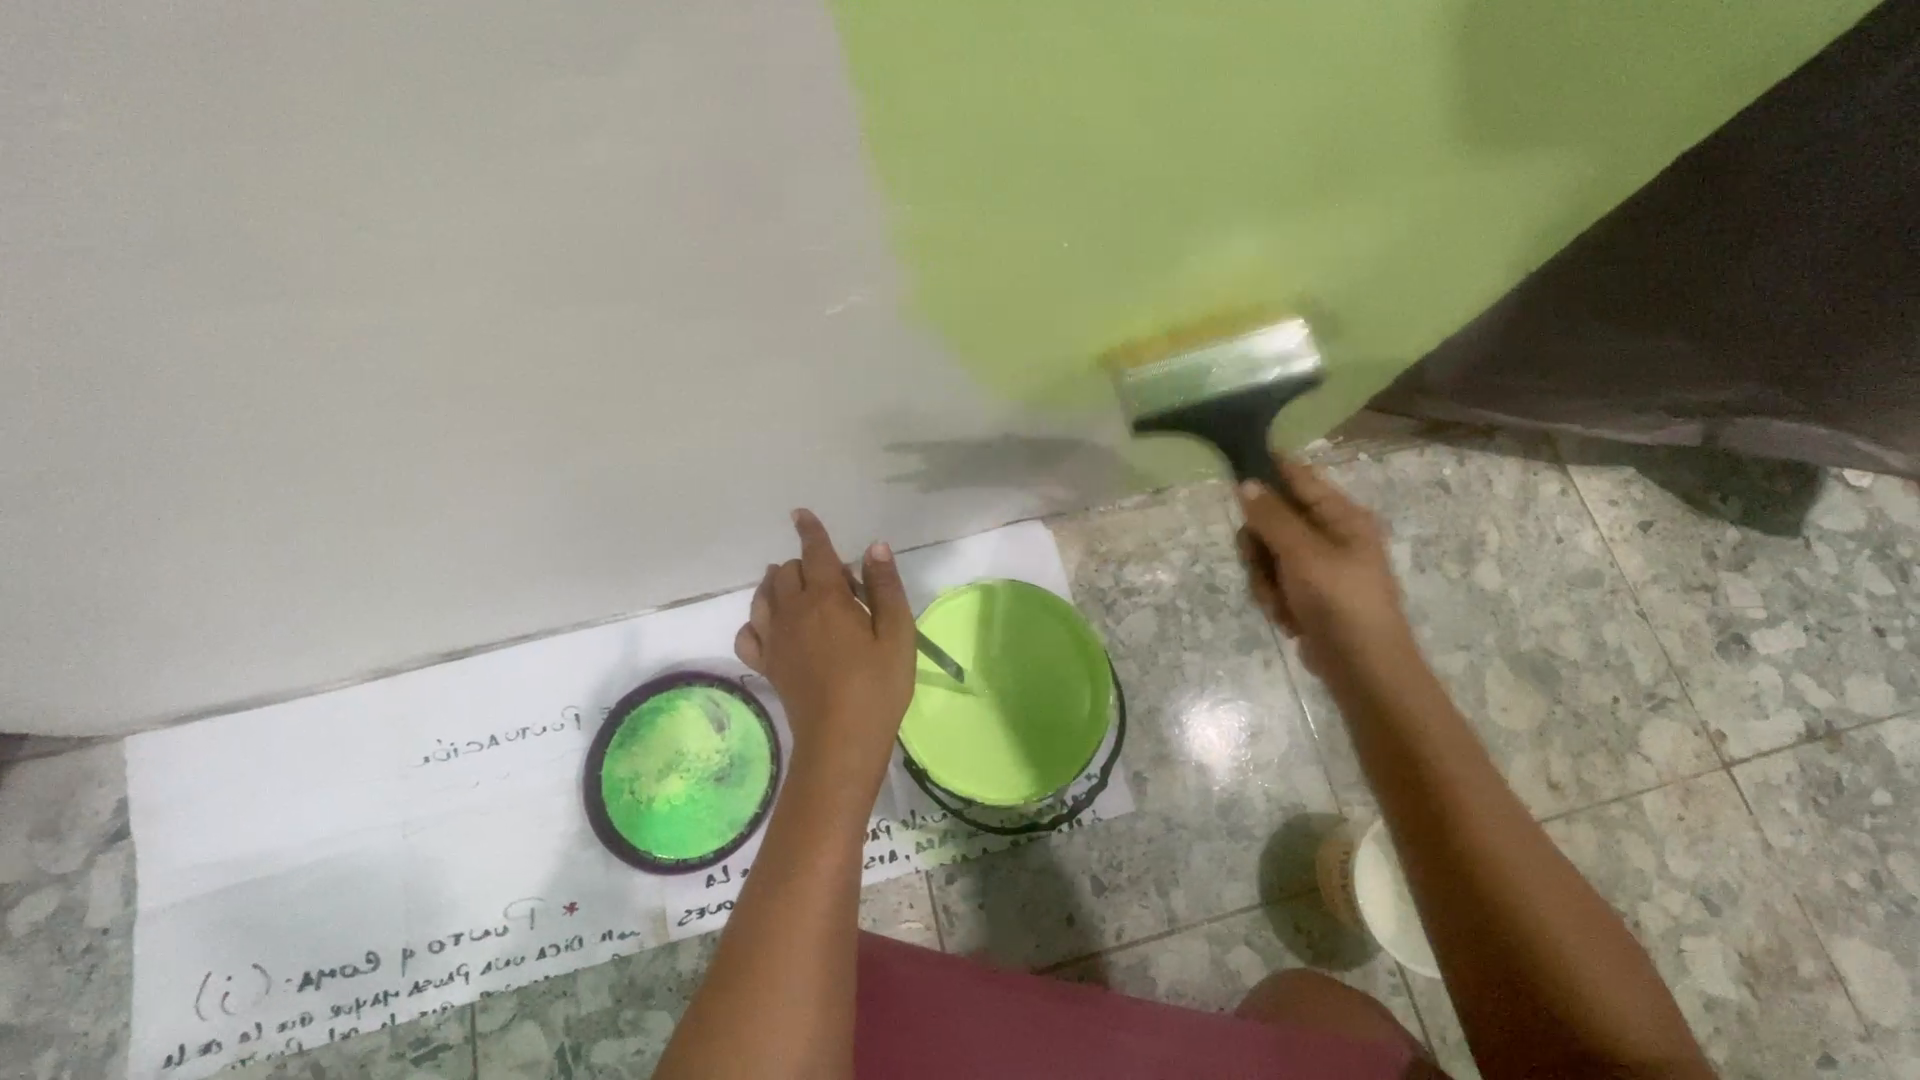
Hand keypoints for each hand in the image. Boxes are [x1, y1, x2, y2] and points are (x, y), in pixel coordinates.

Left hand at [733, 509, 916, 801]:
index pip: (815, 553)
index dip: (810, 531)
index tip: (800, 514)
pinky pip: (749, 632)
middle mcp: (793, 612)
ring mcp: (775, 639)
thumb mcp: (897, 634)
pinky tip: (771, 626)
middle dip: (805, 564)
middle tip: (838, 584)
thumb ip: (885, 587)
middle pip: (786, 572)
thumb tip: (874, 547)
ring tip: (794, 588)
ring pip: (763, 596)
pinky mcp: (767, 665)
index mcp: (827, 599)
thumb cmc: (878, 686)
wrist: (842, 740)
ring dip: (776, 584)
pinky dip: (757, 621)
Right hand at [1235, 459, 1413, 679]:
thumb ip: (1272, 517)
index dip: (1270, 469)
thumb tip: (1246, 483)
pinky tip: (1287, 619)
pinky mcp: (1307, 595)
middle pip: (1273, 521)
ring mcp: (1318, 567)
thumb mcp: (1303, 553)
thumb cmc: (1340, 601)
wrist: (1362, 667)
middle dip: (1259, 546)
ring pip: (1267, 555)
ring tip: (1280, 602)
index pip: (1300, 478)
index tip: (1235, 466)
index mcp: (1342, 517)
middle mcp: (1331, 536)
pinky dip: (1274, 599)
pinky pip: (1274, 582)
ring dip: (1265, 579)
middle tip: (1258, 561)